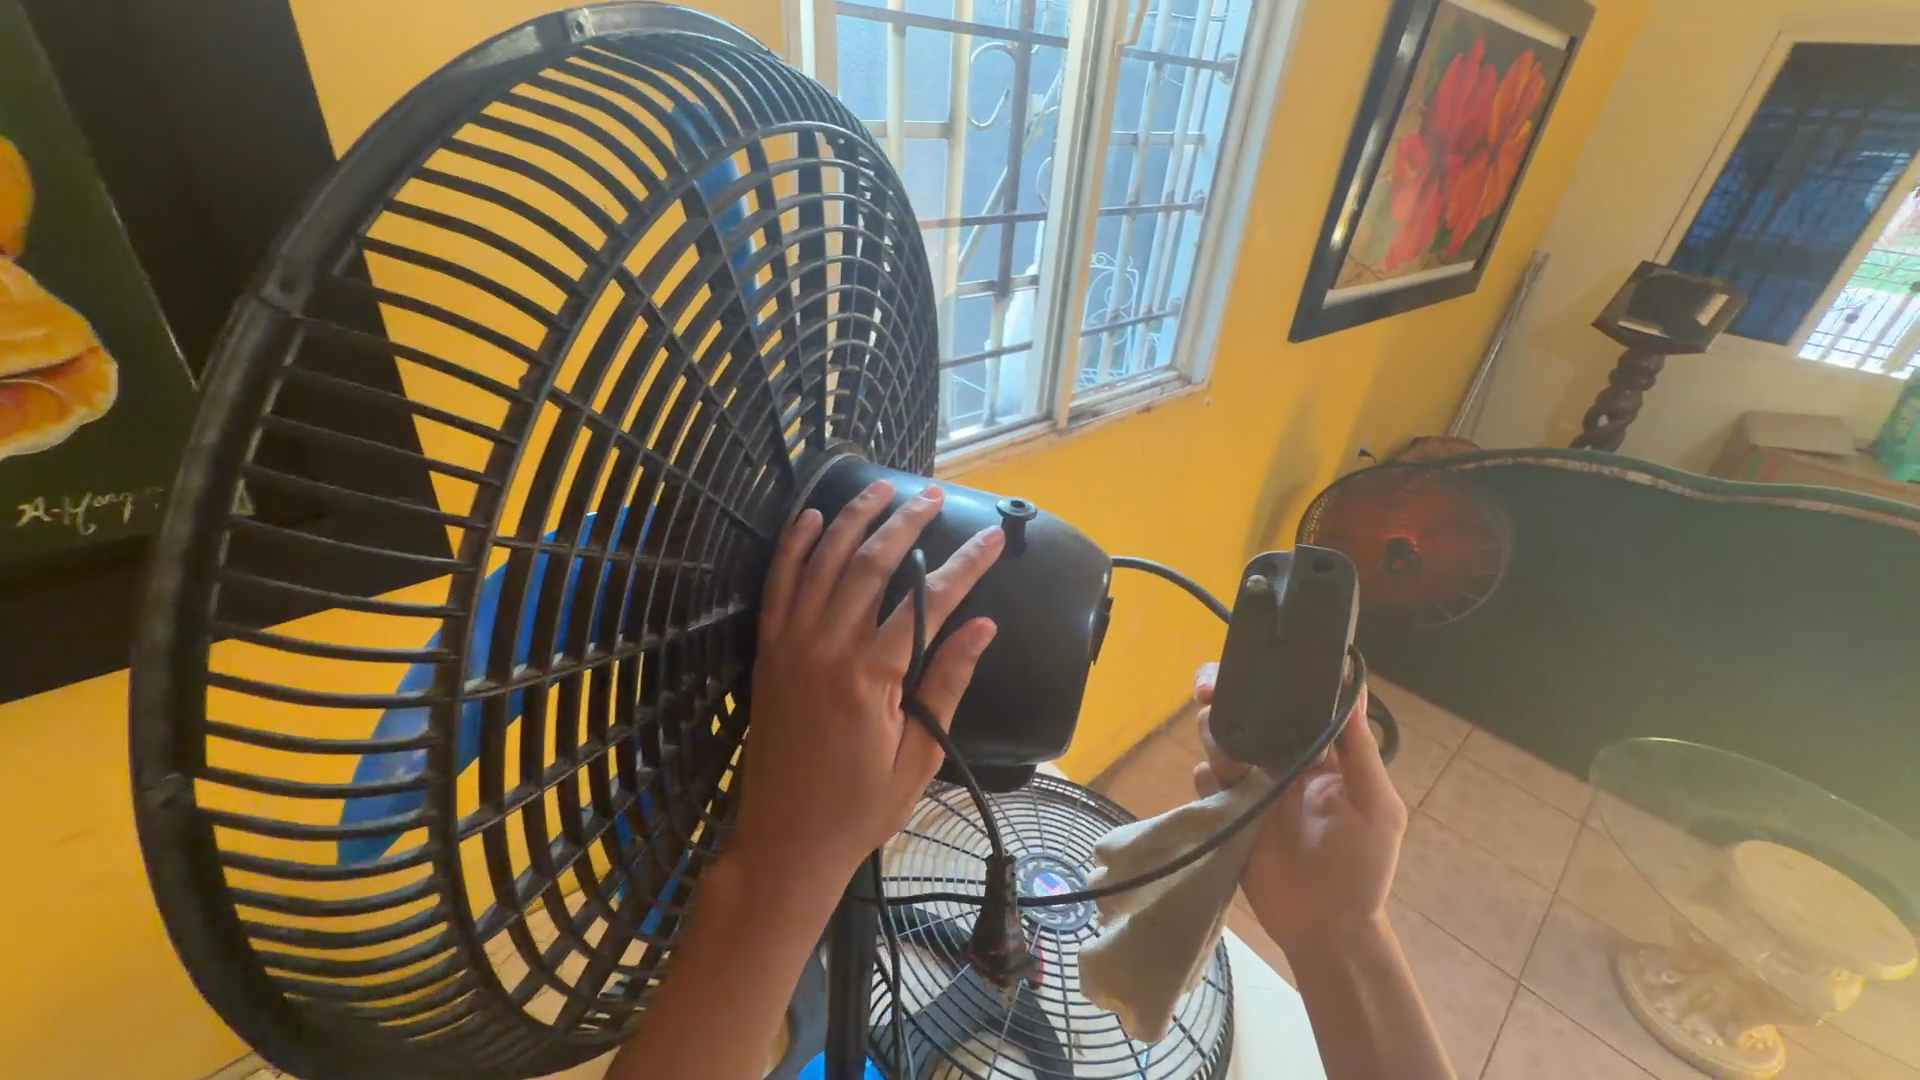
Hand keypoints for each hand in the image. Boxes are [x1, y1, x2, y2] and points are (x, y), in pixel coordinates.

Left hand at [732, 480, 1005, 894]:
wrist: (784, 842)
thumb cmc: (860, 807)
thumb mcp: (919, 756)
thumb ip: (948, 684)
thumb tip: (984, 627)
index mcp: (871, 675)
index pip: (928, 600)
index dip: (965, 564)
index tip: (993, 537)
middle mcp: (827, 647)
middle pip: (871, 563)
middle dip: (907, 522)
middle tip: (933, 494)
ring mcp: (791, 644)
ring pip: (823, 562)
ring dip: (853, 518)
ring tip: (881, 487)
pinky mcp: (769, 652)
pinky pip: (778, 585)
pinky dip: (794, 547)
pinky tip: (811, 518)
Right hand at [1191, 664, 1406, 950]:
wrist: (1324, 926)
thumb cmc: (1362, 867)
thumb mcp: (1377, 808)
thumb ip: (1361, 752)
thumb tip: (1355, 688)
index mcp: (1316, 752)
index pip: (1288, 702)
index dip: (1268, 678)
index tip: (1250, 662)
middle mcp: (1277, 759)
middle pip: (1241, 711)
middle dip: (1219, 694)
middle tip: (1207, 691)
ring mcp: (1248, 783)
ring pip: (1217, 738)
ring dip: (1216, 738)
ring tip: (1232, 766)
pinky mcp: (1224, 808)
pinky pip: (1204, 778)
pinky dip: (1208, 780)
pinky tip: (1225, 798)